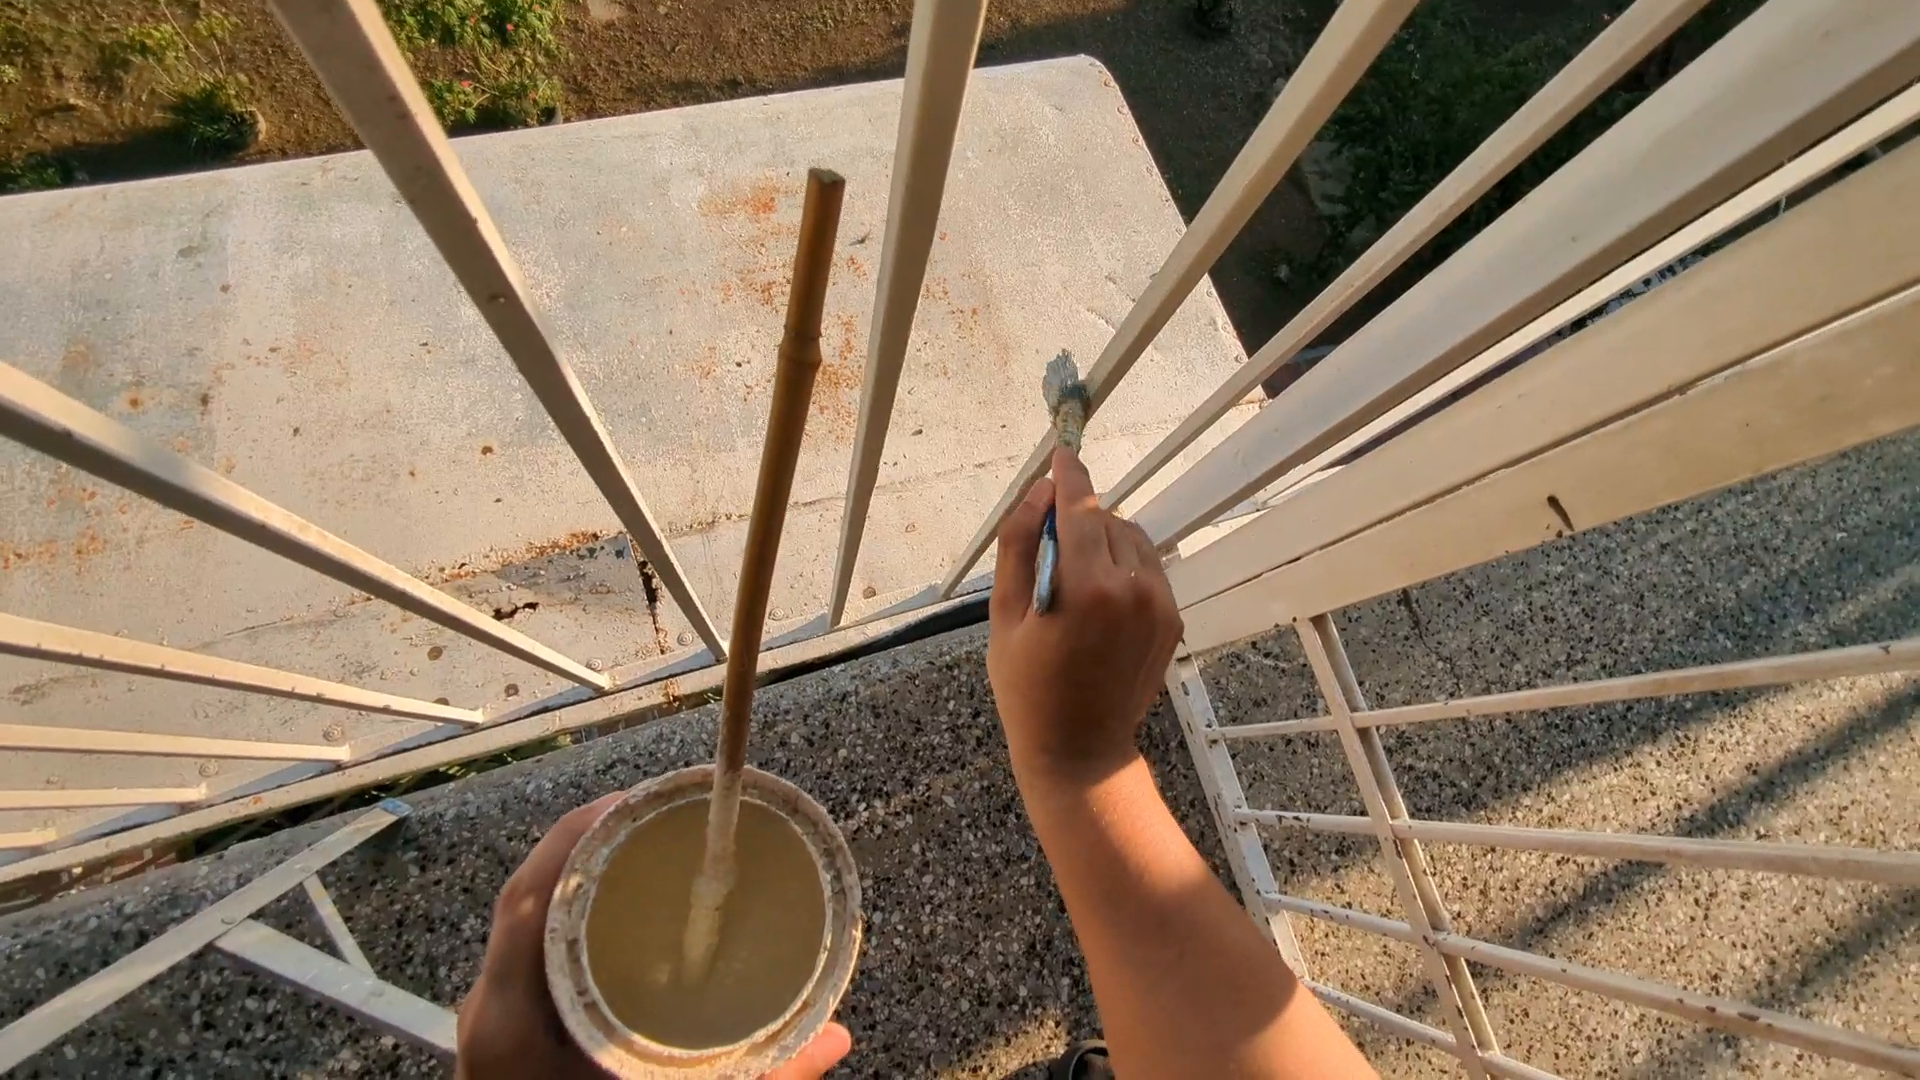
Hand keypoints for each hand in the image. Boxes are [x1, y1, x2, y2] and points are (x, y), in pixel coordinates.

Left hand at [456, 794, 852, 1079]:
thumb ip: (754, 1073)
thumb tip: (838, 1039)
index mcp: (512, 1022)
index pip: (525, 902)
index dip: (573, 838)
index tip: (630, 801)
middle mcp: (491, 1006)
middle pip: (529, 893)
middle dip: (590, 839)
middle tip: (657, 810)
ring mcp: (495, 1009)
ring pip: (528, 912)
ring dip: (579, 866)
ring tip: (642, 836)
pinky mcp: (510, 1015)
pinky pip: (533, 937)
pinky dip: (572, 900)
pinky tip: (616, 897)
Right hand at [986, 446, 1183, 786]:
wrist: (1081, 750)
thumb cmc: (1027, 687)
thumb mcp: (1003, 615)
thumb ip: (1018, 544)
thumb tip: (1039, 493)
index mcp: (1087, 587)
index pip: (1080, 508)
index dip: (1069, 476)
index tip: (1062, 452)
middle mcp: (1133, 587)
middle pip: (1104, 520)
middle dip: (1075, 516)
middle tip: (1046, 543)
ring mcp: (1159, 603)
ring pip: (1130, 538)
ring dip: (1101, 536)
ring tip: (1072, 571)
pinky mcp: (1172, 617)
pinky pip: (1147, 565)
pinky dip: (1122, 561)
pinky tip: (1097, 592)